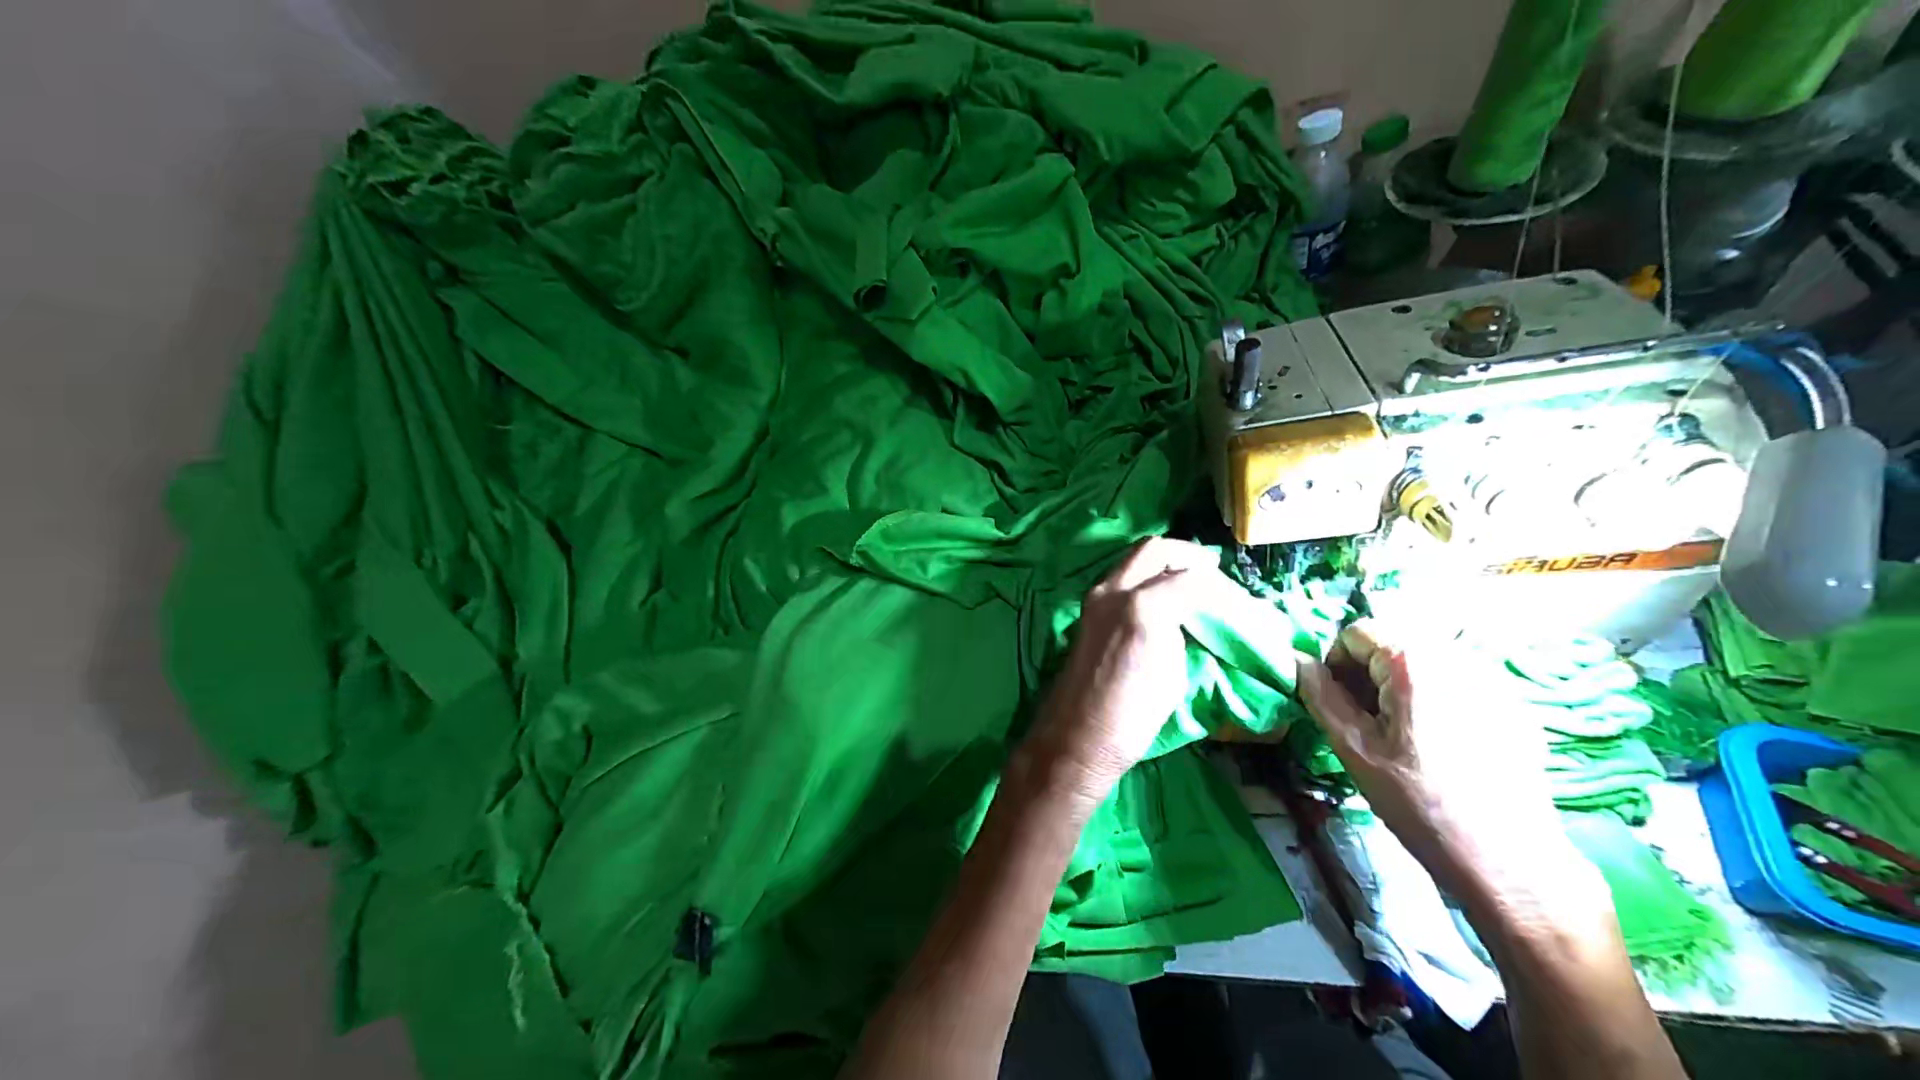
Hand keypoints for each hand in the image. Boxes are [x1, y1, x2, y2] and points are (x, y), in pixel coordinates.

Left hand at [1020, 538, 1220, 806]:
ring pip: (1133, 560)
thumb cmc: (1131, 716)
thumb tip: (1192, 618)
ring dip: (1163, 565)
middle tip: (1212, 574)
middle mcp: (1113, 589)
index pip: (1192, 577)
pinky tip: (1164, 601)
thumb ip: (1182, 632)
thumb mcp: (1174, 673)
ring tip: (1191, 586)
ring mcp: (1095, 598)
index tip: (1238, 602)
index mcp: (1142, 604)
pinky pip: (1121, 579)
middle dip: (1187, 557)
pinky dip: (1145, 580)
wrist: (1076, 737)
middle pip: (1154, 549)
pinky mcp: (1086, 611)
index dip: (1220, 589)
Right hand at [1298, 620, 1582, 897]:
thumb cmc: (1419, 801)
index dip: (1337, 663)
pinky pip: (1459, 681)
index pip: (1357, 631)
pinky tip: (1443, 743)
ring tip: (1404, 733)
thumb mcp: (1354, 748)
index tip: (1340, 704)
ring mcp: (1494, 679)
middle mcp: (1458, 656)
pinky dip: (1438, 697)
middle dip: (1370, 673)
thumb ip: (1320, 695)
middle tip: (1368, 721)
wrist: (1508, 860)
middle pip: (1394, 641)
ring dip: (1403, 684)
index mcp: (1414, 662)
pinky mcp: (1516, 704)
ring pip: (1426, 660)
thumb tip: (1298, 661)